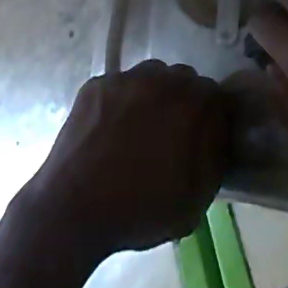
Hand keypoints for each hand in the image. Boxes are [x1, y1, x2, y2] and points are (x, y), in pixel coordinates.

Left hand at [18, 60, 232, 258]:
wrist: (71, 211)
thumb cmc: (139, 211)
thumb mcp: (195, 200)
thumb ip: (215, 157)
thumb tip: (217, 132)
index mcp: (190, 105)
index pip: (215, 95)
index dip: (212, 116)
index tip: (204, 136)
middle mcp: (160, 81)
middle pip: (184, 79)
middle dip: (184, 101)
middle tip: (172, 133)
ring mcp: (124, 79)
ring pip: (152, 76)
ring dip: (154, 95)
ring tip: (140, 127)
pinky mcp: (95, 85)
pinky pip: (120, 84)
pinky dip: (122, 99)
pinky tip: (112, 128)